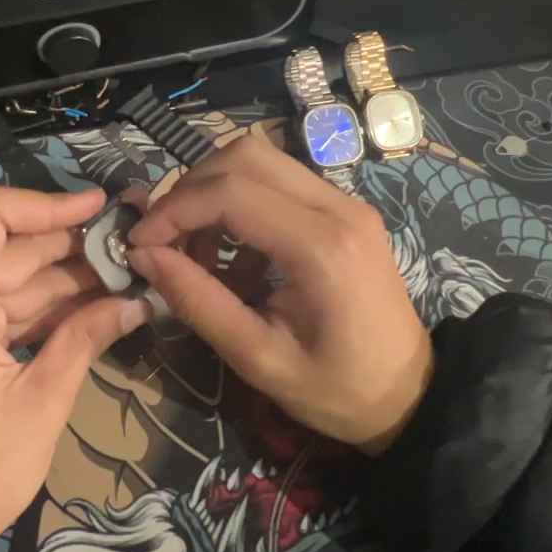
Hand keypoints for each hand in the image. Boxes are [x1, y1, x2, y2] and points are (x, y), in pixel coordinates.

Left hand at [0, 185, 151, 551]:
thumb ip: (86, 338)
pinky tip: (92, 304)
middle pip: (8, 246)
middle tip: (131, 248)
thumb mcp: (41, 404)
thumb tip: (138, 299)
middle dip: (72, 245)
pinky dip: (41, 304)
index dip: (47, 203)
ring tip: (124, 276)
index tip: (100, 209)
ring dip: (63, 276)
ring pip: (8, 275)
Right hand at [127, 134, 433, 455]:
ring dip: (214, 195)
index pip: (231, 192)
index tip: (139, 244)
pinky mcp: (343, 209)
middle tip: (164, 240)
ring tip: (197, 256)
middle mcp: (338, 207)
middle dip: (191, 191)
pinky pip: (278, 183)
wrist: (411, 395)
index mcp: (322, 247)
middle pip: (245, 156)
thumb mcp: (259, 358)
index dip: (174, 210)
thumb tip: (142, 256)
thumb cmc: (338, 391)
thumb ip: (198, 301)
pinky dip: (240, 207)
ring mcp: (346, 202)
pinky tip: (233, 261)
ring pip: (260, 161)